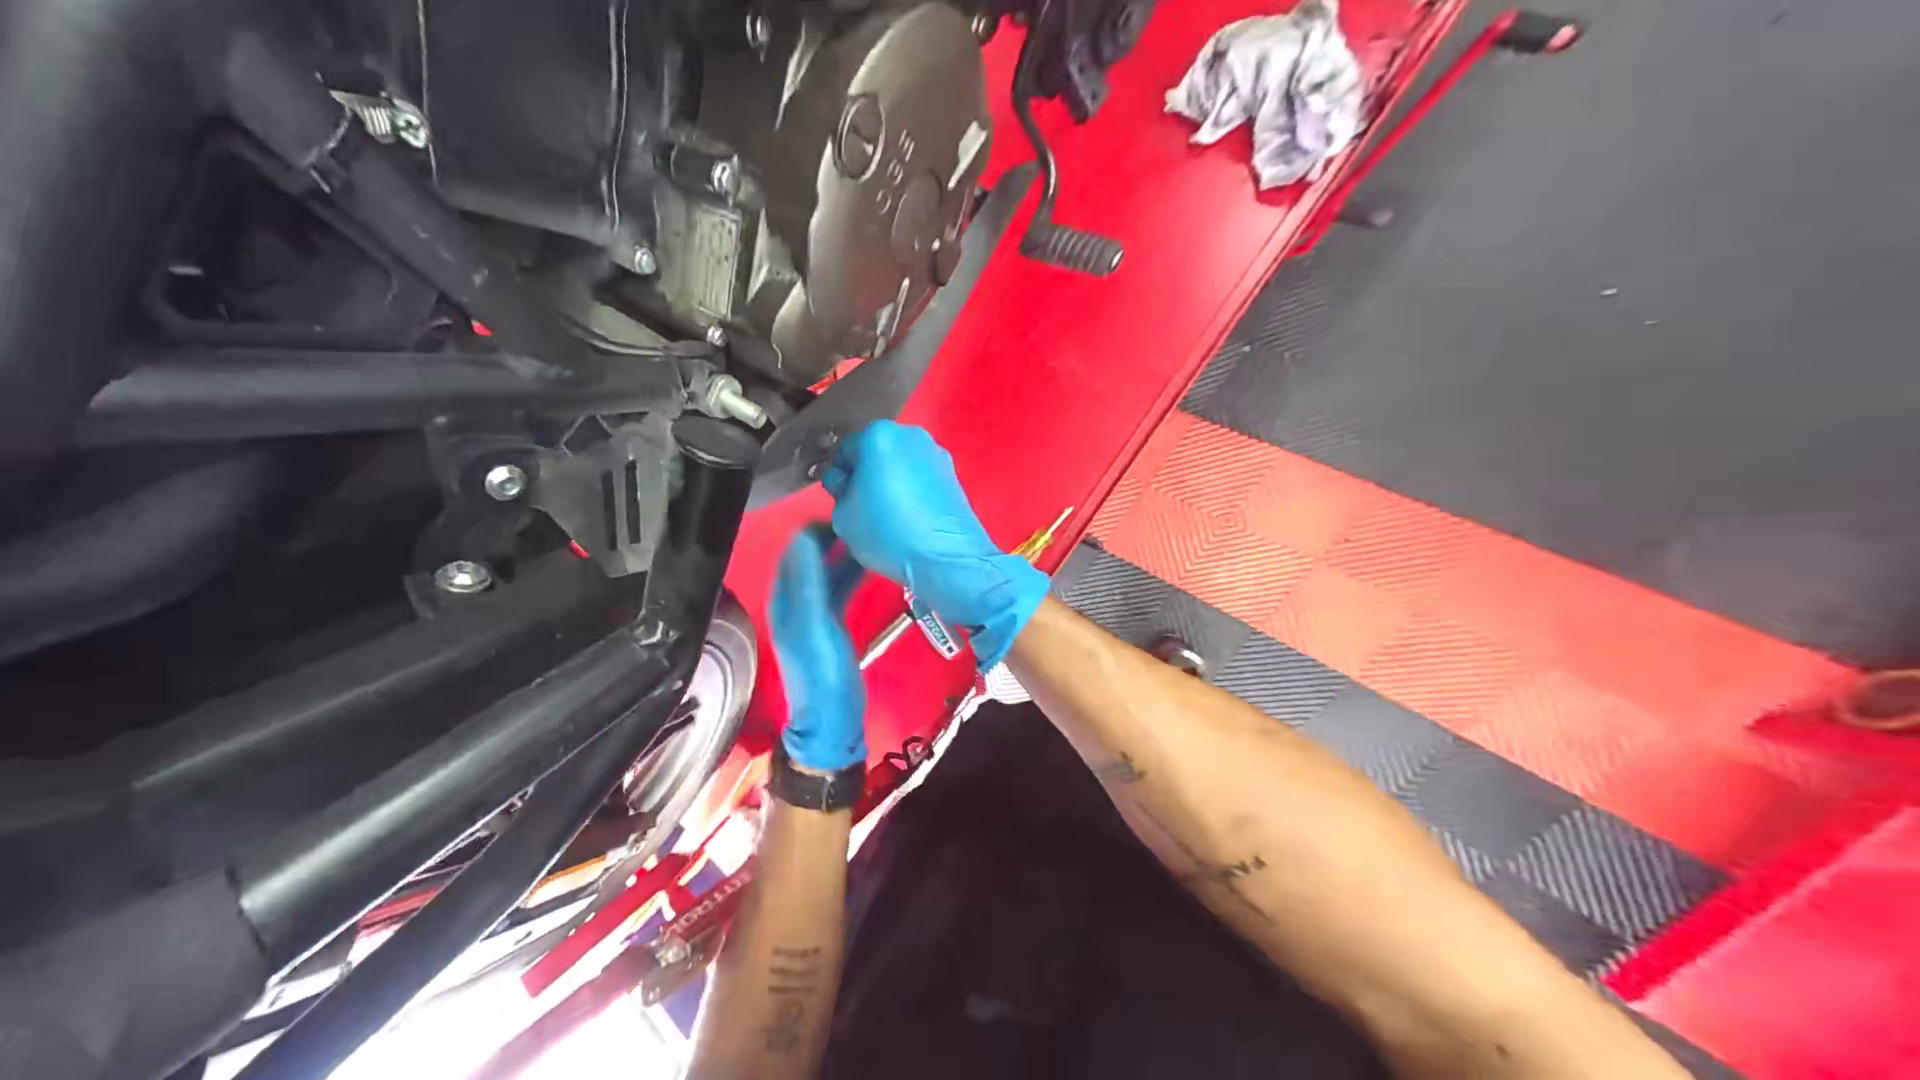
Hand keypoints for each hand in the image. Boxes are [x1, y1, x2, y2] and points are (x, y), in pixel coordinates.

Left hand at [769, 527, 867, 771]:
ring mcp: (813, 612)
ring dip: (843, 553)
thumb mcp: (816, 627)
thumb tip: (805, 537)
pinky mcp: (831, 622)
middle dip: (832, 538)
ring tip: (869, 534)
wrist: (832, 722)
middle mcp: (794, 601)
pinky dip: (850, 572)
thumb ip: (809, 584)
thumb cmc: (824, 675)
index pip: (795, 551)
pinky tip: (869, 563)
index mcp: (785, 599)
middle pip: (811, 559)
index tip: (841, 510)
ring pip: (826, 571)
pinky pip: (838, 587)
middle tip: (861, 519)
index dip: (814, 528)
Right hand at [820, 421, 1047, 669]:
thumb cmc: (886, 531)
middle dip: (868, 476)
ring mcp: (937, 453)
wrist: (945, 557)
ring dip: (892, 483)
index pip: (845, 452)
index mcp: (878, 434)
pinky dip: (914, 492)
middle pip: (876, 454)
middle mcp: (910, 434)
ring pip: (901, 466)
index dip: (840, 479)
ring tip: (891, 517)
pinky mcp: (954, 475)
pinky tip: (912, 519)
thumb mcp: (842, 515)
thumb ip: (839, 490)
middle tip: (866, 509)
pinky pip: (922, 479)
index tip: (844, 502)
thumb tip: (848, 483)